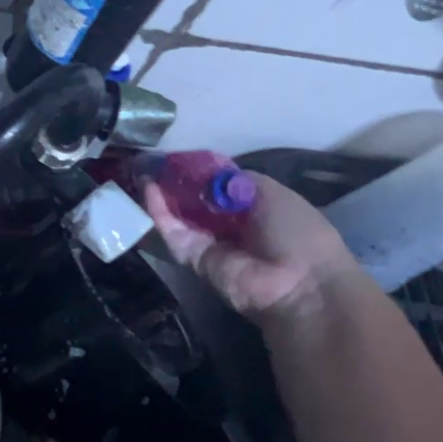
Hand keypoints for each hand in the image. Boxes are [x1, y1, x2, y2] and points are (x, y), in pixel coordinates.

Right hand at [143, 173, 359, 323]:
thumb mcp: (271, 193)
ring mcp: (209, 242)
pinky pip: (173, 231)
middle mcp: (230, 225)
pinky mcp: (192, 257)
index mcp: (255, 208)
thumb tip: (202, 174)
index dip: (200, 172)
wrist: (297, 283)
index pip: (219, 187)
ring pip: (180, 215)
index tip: (179, 158)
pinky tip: (149, 190)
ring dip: (163, 194)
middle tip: (155, 162)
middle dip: (177, 183)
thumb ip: (233, 180)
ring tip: (145, 171)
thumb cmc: (296, 231)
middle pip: (196, 200)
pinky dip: (160, 212)